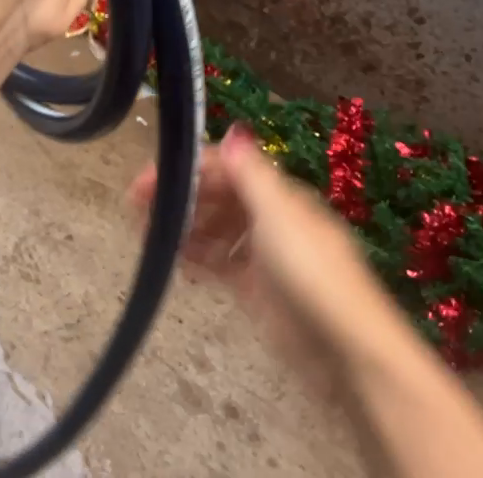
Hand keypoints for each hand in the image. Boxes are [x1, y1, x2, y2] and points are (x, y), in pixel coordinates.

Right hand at [127, 126, 406, 386]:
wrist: (346, 351)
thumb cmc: (311, 273)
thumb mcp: (279, 216)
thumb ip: (252, 175)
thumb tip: (234, 132)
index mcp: (280, 196)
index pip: (225, 169)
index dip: (185, 169)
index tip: (145, 182)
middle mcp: (271, 219)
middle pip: (215, 197)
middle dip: (177, 197)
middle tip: (136, 210)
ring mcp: (262, 254)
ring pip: (212, 228)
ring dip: (181, 227)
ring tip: (149, 238)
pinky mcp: (254, 287)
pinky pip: (216, 261)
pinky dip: (194, 257)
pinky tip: (174, 262)